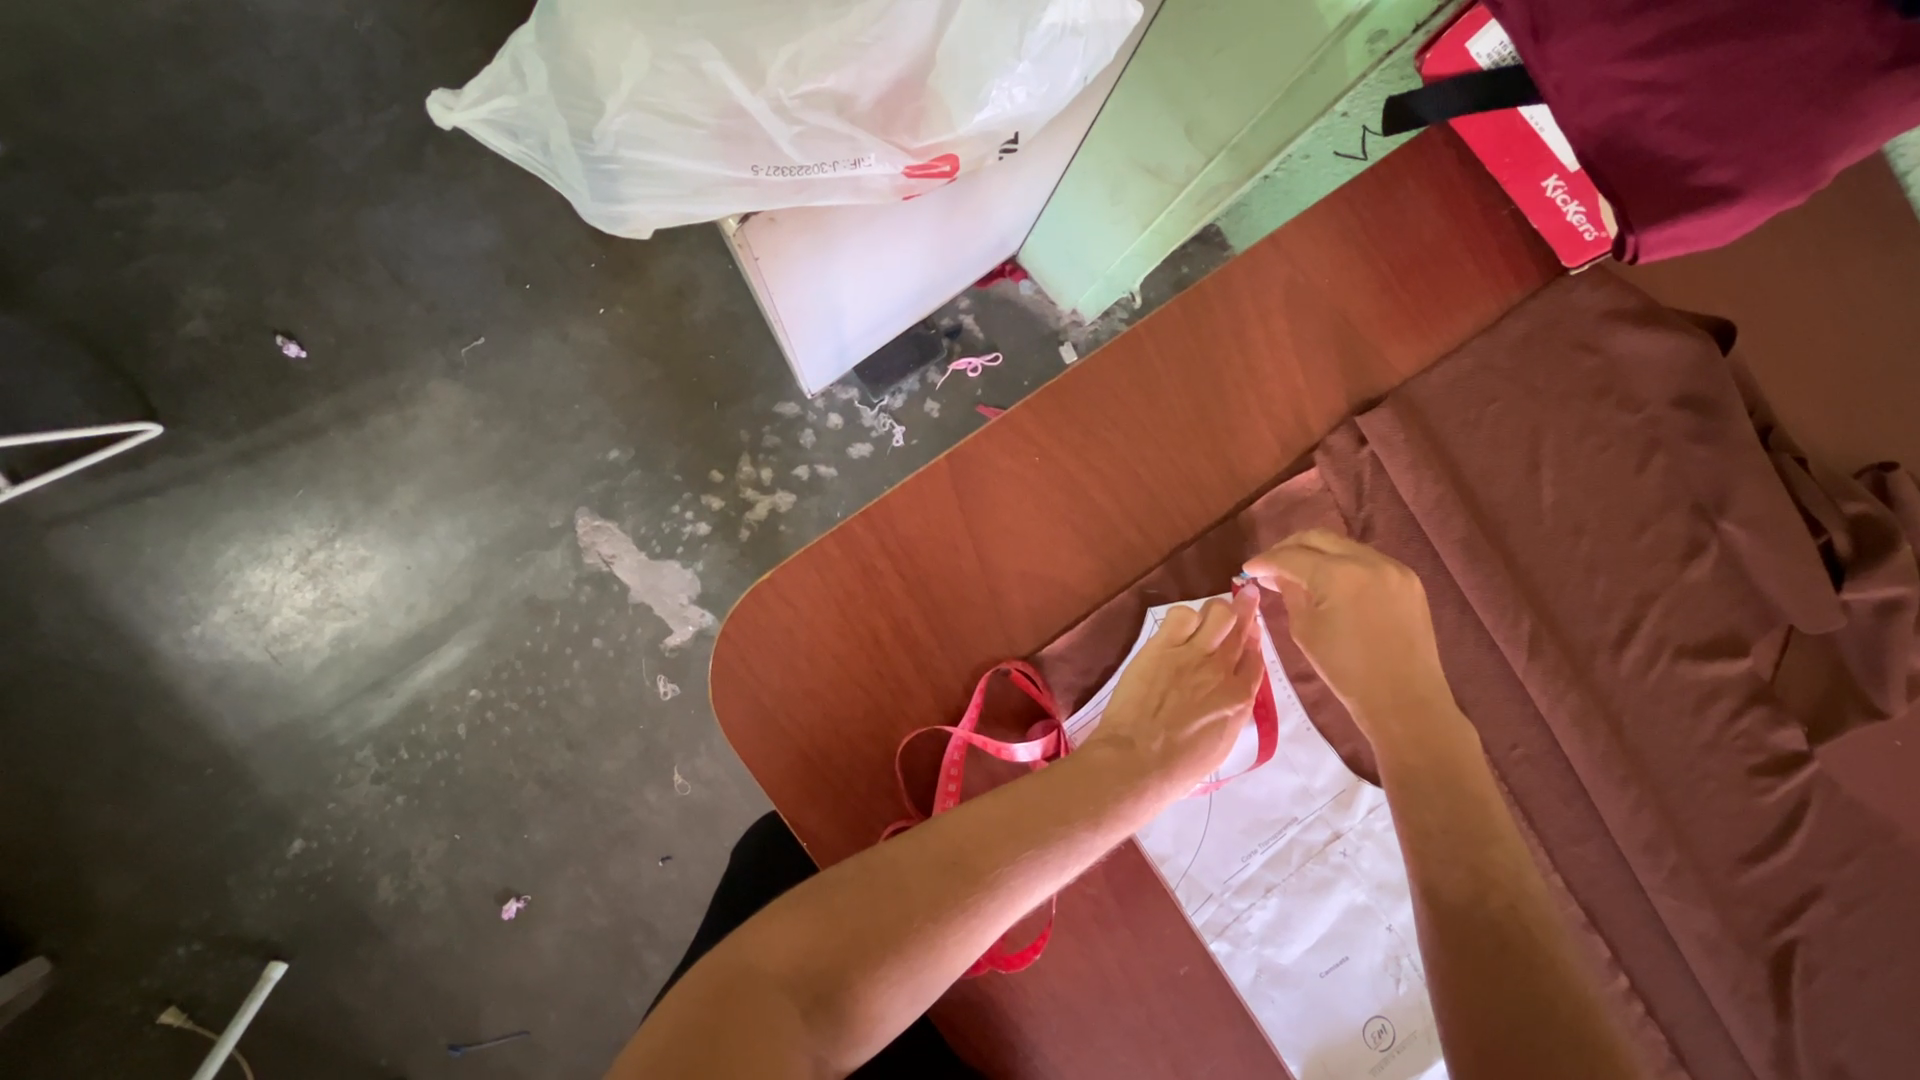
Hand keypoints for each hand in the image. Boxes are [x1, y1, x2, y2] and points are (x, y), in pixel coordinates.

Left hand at [1083, 588, 1264, 791]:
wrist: (1139, 761)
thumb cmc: (1179, 766)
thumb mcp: (1221, 743)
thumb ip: (1232, 712)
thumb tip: (1233, 694)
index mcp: (1240, 699)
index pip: (1255, 658)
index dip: (1253, 641)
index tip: (1251, 631)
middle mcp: (1222, 670)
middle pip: (1241, 628)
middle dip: (1245, 609)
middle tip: (1245, 597)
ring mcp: (1193, 654)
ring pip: (1217, 613)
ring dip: (1216, 610)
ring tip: (1207, 615)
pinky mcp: (1162, 647)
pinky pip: (1181, 615)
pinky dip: (1185, 616)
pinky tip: (1179, 626)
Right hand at [1243, 530, 1455, 744]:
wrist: (1403, 698)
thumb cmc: (1345, 670)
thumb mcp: (1305, 630)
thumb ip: (1290, 593)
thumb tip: (1277, 575)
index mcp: (1337, 575)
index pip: (1290, 556)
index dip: (1264, 560)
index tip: (1248, 569)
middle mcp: (1367, 561)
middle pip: (1318, 538)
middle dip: (1289, 548)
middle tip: (1270, 566)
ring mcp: (1392, 568)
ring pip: (1344, 546)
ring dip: (1317, 554)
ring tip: (1300, 574)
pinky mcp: (1408, 579)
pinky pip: (1367, 561)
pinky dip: (1343, 565)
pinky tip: (1332, 584)